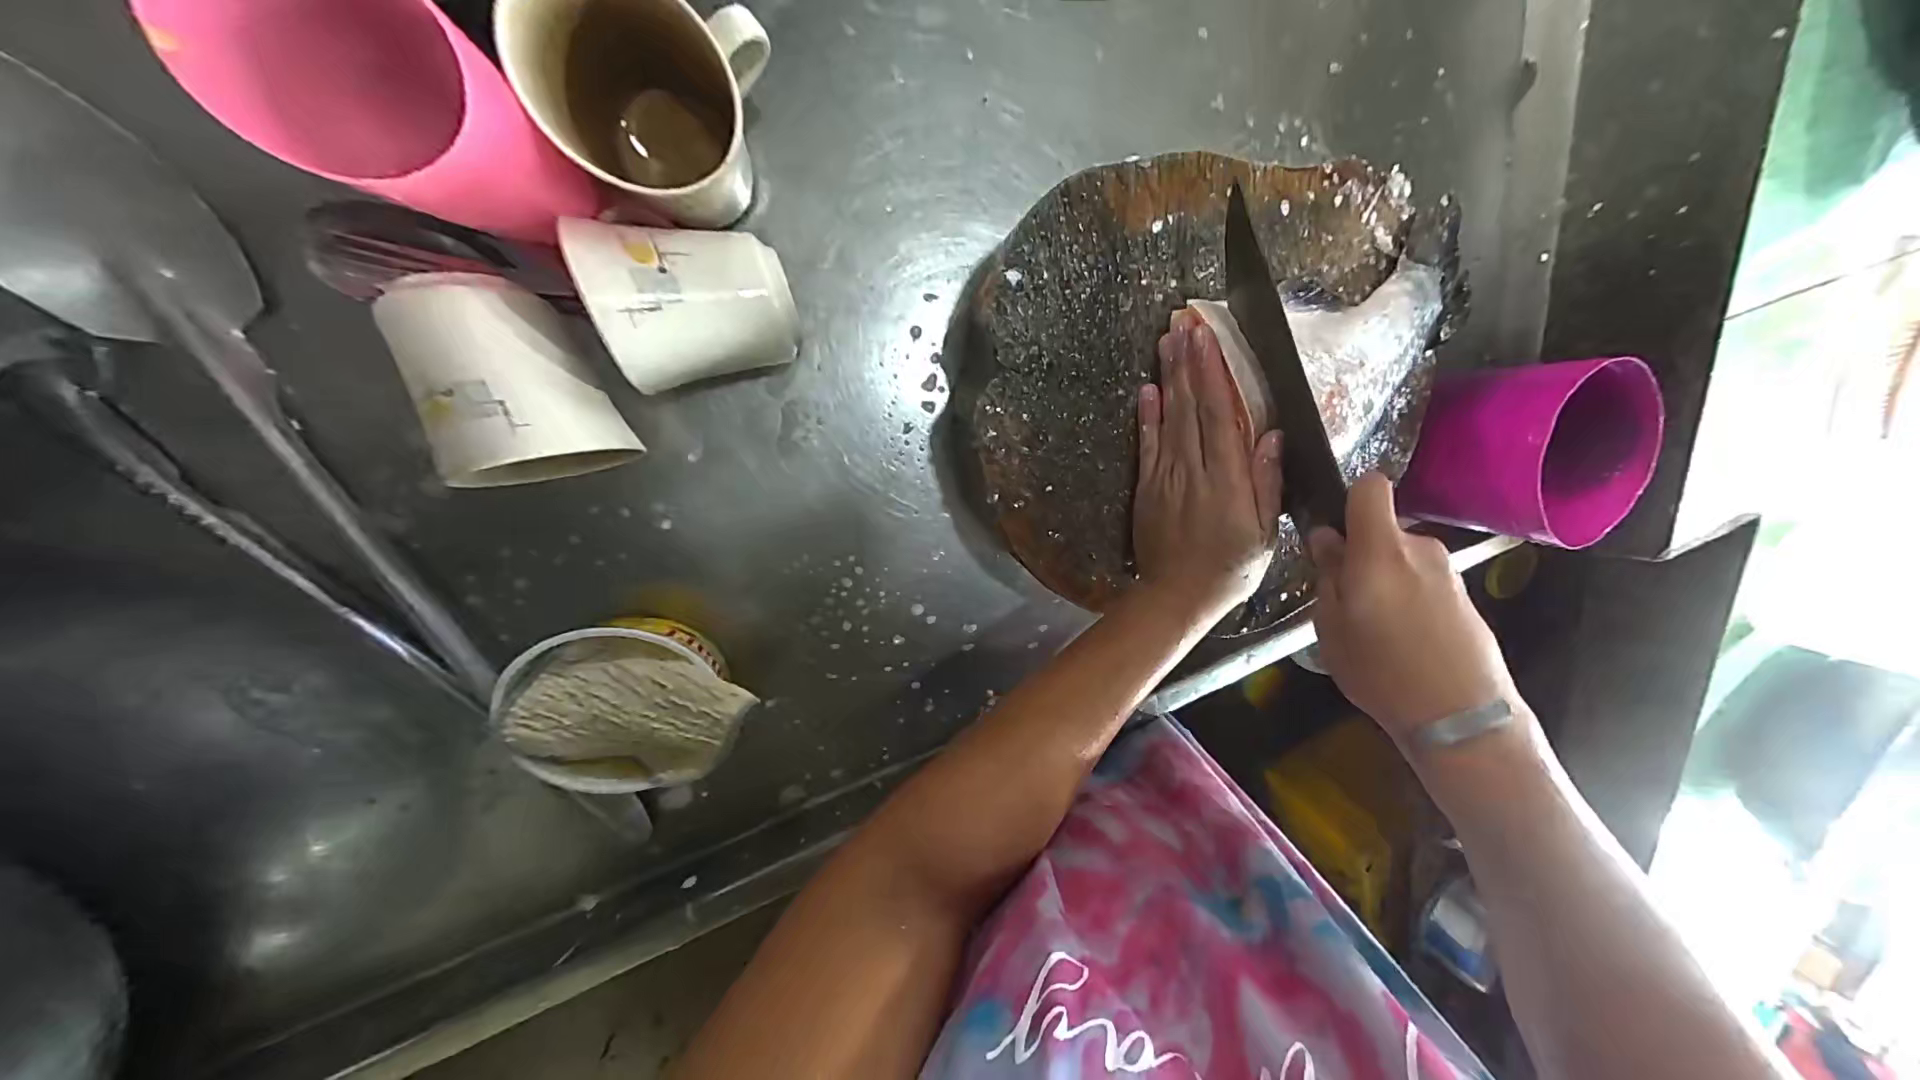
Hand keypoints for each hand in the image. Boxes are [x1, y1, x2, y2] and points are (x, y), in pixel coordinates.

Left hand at [1133, 309, 1283, 622]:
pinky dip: (1146, 417)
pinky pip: (1146, 447)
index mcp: (1226, 481)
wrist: (1175, 597)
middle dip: (1188, 363)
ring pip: (1168, 420)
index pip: (1220, 416)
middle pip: (1191, 408)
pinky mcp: (1145, 489)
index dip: (1214, 375)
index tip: (1208, 340)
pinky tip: (1147, 390)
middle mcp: (1193, 472)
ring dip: (1168, 379)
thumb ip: (1266, 483)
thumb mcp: (1262, 534)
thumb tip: (1274, 436)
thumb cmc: (1228, 569)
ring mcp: (1165, 478)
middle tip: (1184, 323)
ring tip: (1167, 342)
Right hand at [1308, 473, 1518, 741]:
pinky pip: (1420, 579)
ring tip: (1371, 624)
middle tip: (1343, 596)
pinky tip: (1400, 636)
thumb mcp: (1331, 626)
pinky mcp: (1464, 594)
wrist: (1460, 717)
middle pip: (1382, 529)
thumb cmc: (1380, 670)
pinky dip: (1405, 595)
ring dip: (1382, 577)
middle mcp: (1419, 548)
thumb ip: (1327, 574)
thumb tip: (1325, 538)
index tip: (1333, 532)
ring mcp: (1447, 571)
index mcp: (1381, 550)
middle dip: (1359, 552)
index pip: (1371, 487)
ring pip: (1400, 557)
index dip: (1349, 499)